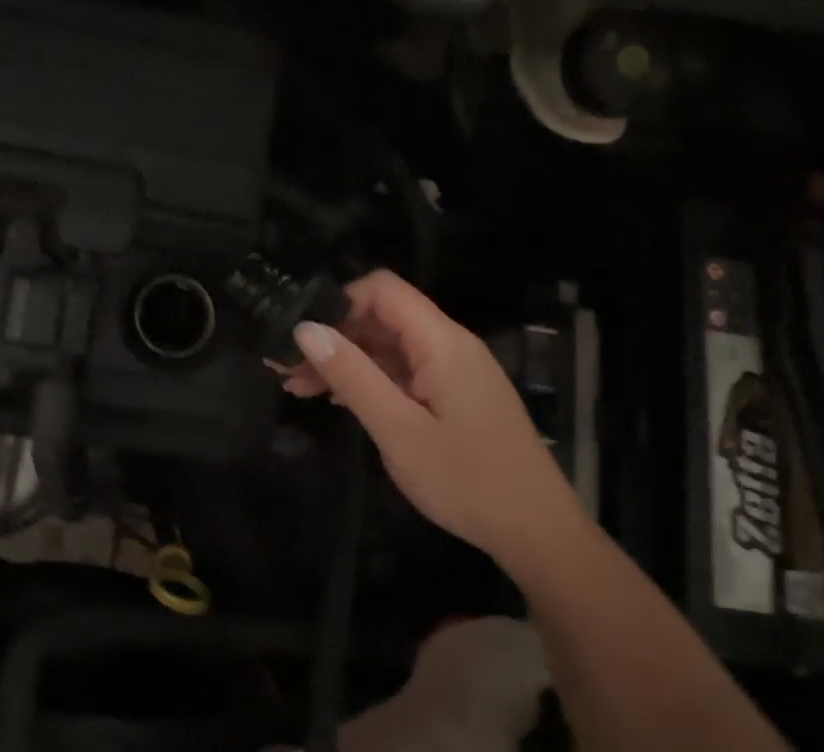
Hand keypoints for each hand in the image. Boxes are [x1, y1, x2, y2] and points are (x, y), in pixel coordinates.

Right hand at [275, 271, 584, 567]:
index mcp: (441, 343)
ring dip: (345, 362)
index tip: (301, 336)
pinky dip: (368, 381)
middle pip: (382, 318)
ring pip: (389, 348)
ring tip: (297, 388)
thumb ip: (351, 375)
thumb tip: (305, 328)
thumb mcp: (397, 429)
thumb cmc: (466, 480)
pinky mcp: (455, 397)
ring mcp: (454, 372)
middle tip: (285, 369)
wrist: (538, 533)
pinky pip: (404, 373)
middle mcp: (450, 346)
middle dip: (332, 337)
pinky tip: (336, 401)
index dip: (338, 302)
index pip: (383, 289)